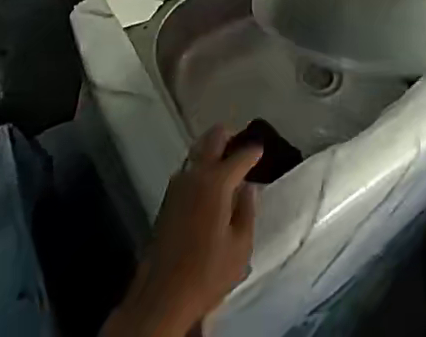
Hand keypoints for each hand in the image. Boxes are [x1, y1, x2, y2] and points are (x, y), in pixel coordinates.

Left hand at [104, 127, 260, 336]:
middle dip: (228, 135)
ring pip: (197, 151)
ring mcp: (177, 183)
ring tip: (228, 157)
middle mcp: (194, 174)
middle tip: (241, 140)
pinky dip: (201, 164)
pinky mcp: (168, 196)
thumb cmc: (208, 271)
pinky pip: (188, 168)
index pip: (239, 156)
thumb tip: (248, 188)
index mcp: (216, 183)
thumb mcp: (240, 246)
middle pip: (211, 139)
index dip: (252, 151)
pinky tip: (210, 180)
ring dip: (212, 148)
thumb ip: (247, 211)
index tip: (261, 147)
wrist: (165, 290)